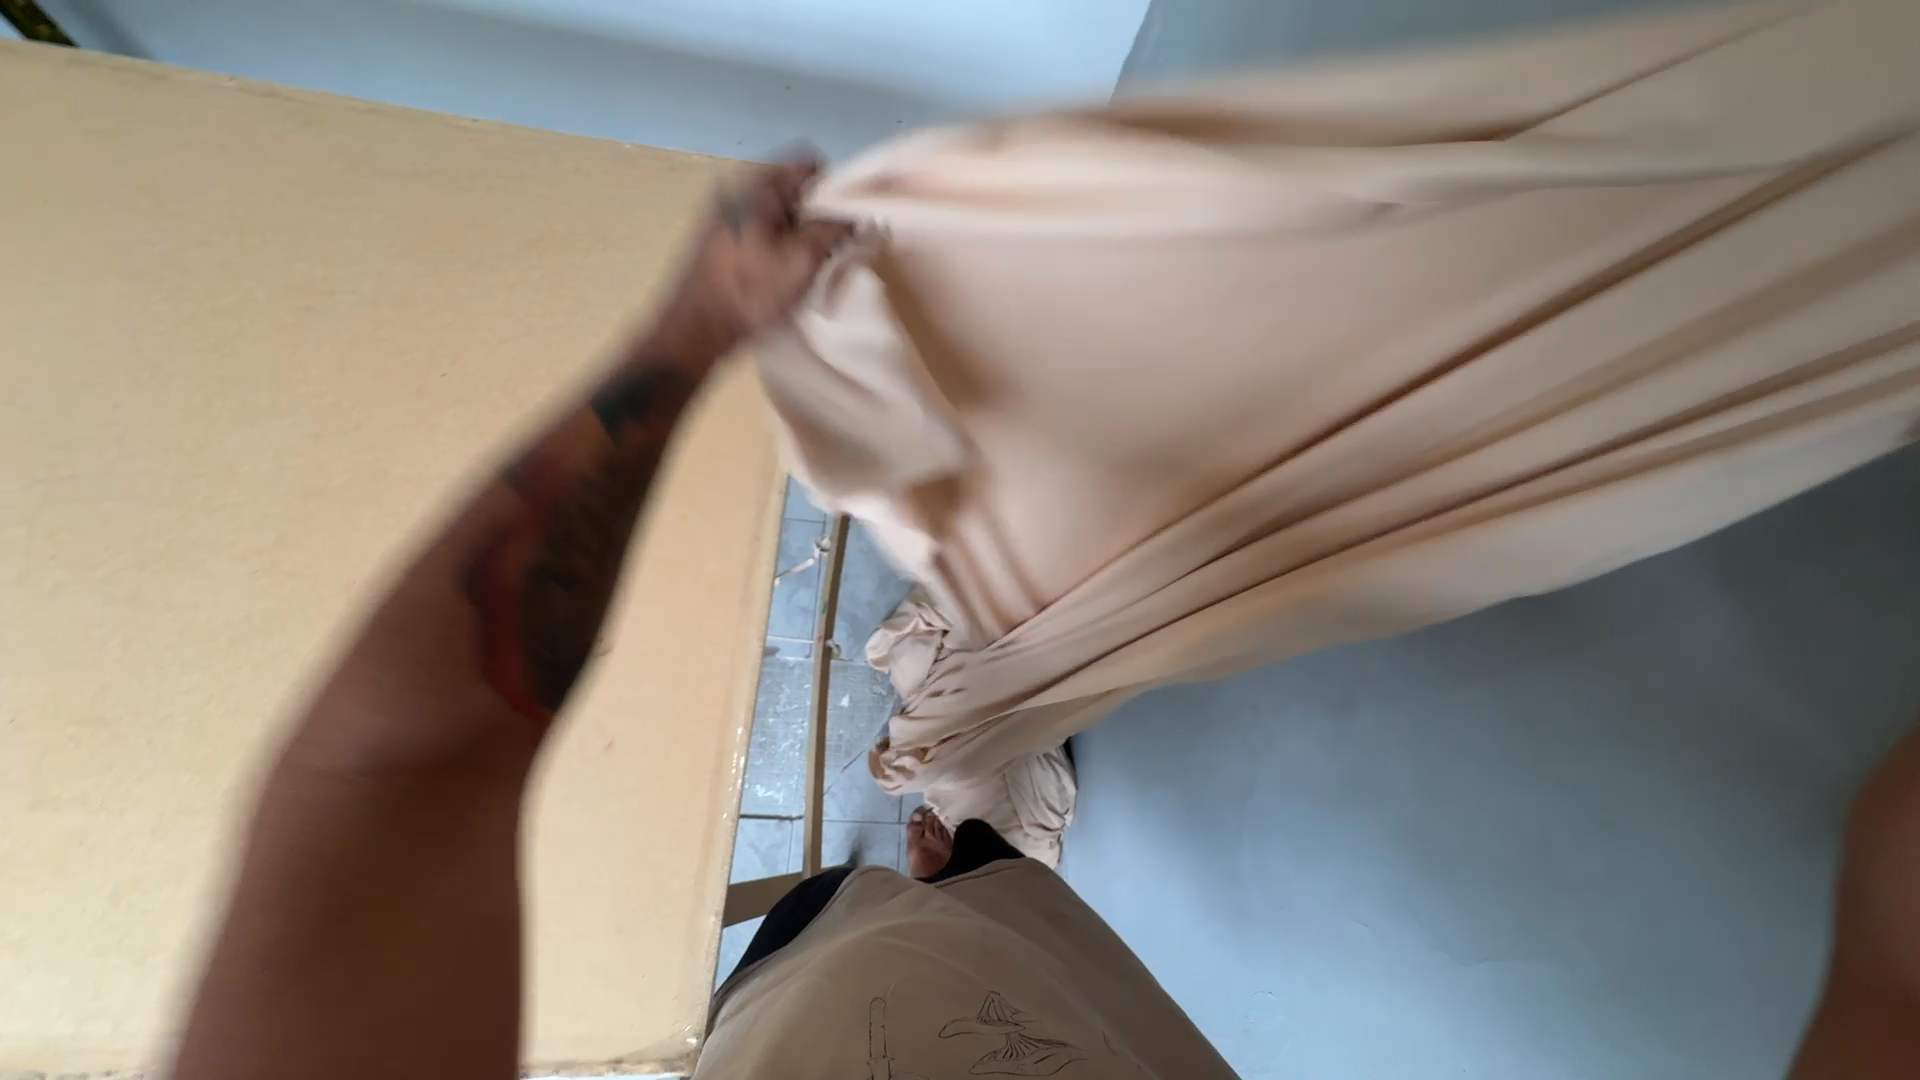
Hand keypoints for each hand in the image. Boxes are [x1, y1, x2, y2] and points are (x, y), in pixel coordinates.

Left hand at [662, 155, 854, 348]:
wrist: (697, 327)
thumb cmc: (751, 291)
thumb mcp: (801, 260)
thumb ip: (830, 231)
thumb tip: (853, 216)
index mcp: (758, 187)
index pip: (806, 163)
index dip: (833, 185)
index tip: (849, 215)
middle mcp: (738, 192)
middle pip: (791, 189)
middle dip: (817, 212)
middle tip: (835, 243)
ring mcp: (725, 216)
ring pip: (776, 213)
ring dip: (798, 232)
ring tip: (813, 262)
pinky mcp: (719, 241)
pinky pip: (761, 230)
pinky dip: (779, 244)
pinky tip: (785, 272)